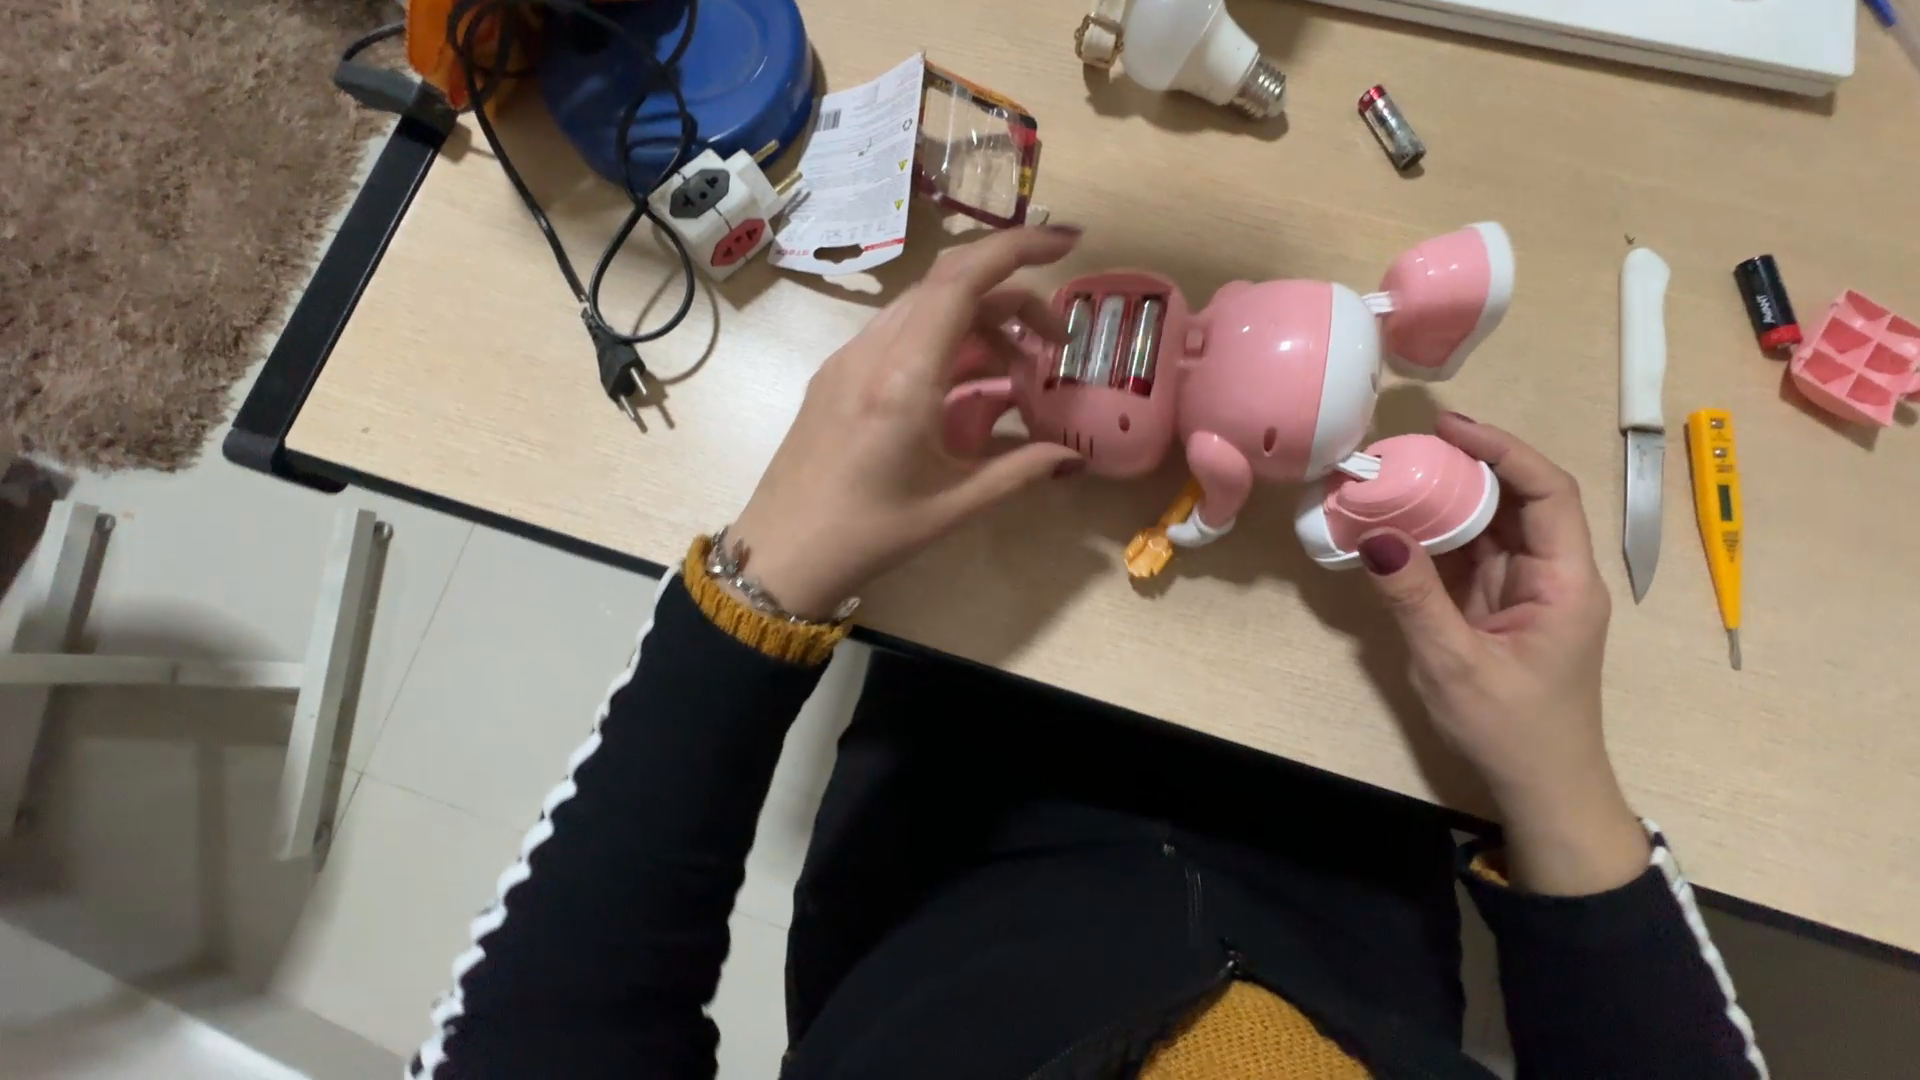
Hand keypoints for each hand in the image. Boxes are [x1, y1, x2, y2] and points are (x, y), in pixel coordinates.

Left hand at [725, 226, 1087, 619]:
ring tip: (1018, 370)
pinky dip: (943, 342)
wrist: (780, 554)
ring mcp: (847, 360)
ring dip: (977, 322)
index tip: (1066, 244)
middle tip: (1054, 340)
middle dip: (1010, 297)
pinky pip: (898, 336)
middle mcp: (871, 353)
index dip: (1017, 249)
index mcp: (902, 379)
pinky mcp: (835, 376)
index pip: (961, 281)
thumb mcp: (951, 507)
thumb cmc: (866, 536)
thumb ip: (1018, 472)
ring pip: (922, 310)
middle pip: (947, 287)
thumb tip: (1071, 456)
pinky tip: (965, 385)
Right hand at [1356, 413, 1648, 894]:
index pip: (1547, 493)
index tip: (1449, 428)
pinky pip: (1465, 556)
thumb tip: (1375, 534)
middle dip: (1467, 467)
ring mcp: (1520, 590)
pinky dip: (1431, 536)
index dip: (1504, 451)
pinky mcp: (1493, 606)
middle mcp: (1548, 575)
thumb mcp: (1454, 663)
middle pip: (1516, 500)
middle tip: (1405, 448)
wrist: (1538, 786)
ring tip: (1392, 476)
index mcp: (1564, 582)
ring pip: (1487, 526)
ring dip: (1444, 499)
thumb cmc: (1510, 729)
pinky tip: (1394, 524)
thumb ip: (1414, 598)